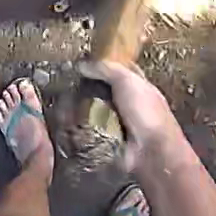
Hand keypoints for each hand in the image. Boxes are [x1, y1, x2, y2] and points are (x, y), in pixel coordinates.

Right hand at [78, 60, 195, 172]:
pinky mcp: (109, 142)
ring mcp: (120, 124)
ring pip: (96, 111)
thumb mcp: (127, 81)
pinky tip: (67, 121)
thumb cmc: (145, 112)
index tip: (84, 62)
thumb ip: (107, 69)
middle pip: (106, 91)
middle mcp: (131, 105)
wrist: (151, 152)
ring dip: (82, 109)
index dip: (105, 65)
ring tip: (63, 101)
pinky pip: (91, 131)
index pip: (122, 71)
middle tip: (68, 82)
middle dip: (89, 88)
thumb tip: (83, 65)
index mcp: (141, 87)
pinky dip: (81, 128)